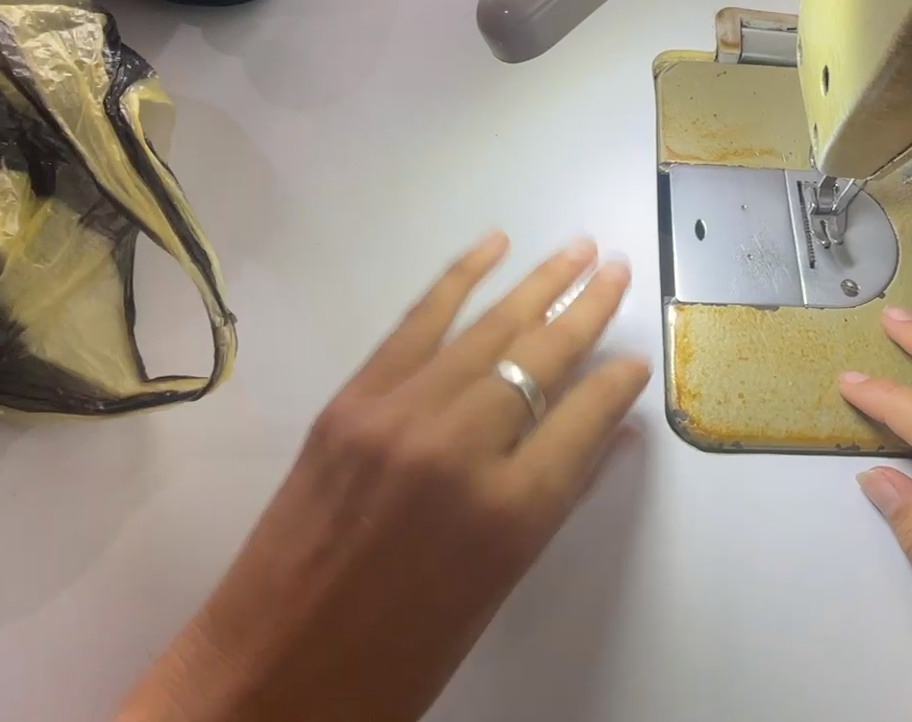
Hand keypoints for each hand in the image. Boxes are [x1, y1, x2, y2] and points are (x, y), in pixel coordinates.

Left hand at [121, 232, 648, 721]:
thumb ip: (562, 492)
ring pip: (489, 327)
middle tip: (619, 268)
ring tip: (579, 249)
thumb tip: (615, 427)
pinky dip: (460, 277)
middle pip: (543, 356)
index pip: (586, 415)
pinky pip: (419, 321)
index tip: (637, 357)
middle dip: (590, 308)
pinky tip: (494, 245)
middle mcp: (462, 448)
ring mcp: (402, 413)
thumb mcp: (503, 578)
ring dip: (540, 281)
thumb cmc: (406, 643)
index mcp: (510, 511)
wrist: (274, 665)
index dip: (618, 381)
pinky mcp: (354, 397)